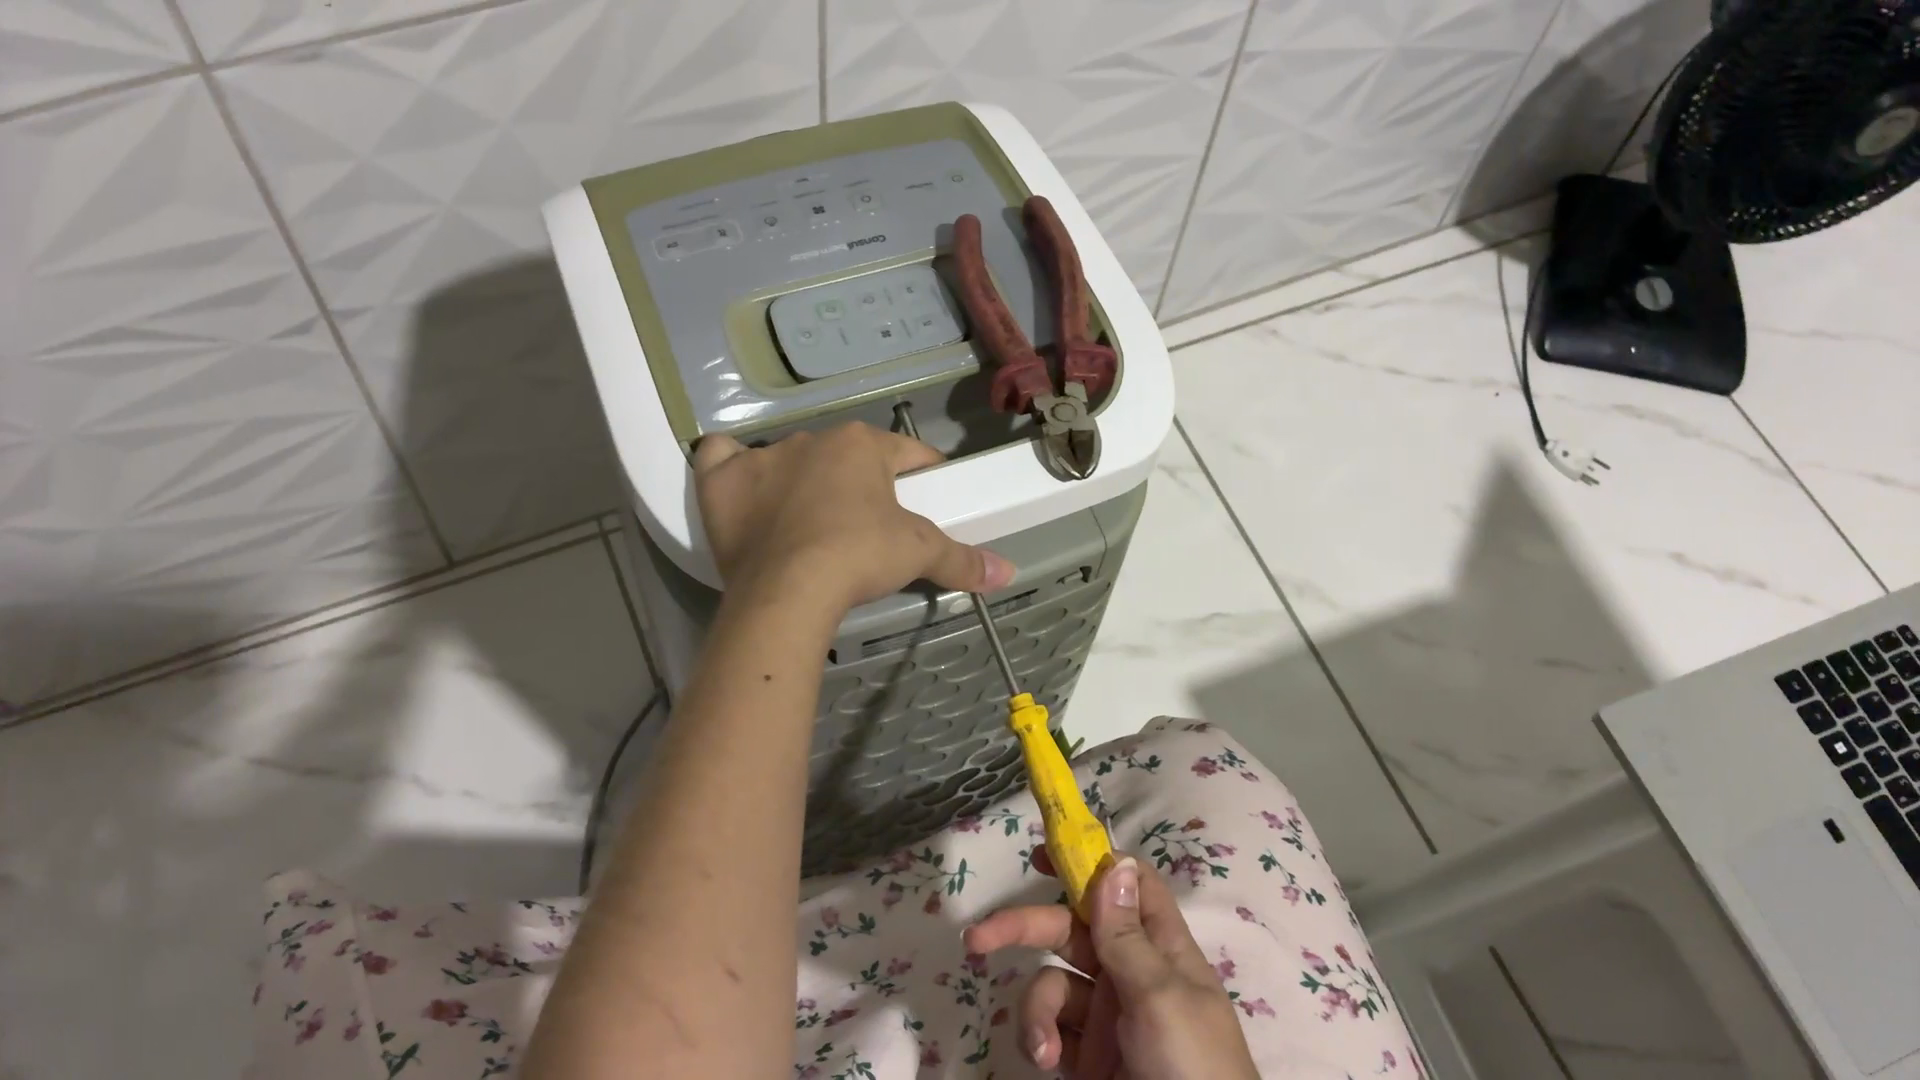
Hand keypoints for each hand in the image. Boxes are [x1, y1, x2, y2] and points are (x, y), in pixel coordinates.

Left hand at [692, 423, 1014, 609]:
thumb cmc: (858, 557)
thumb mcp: (918, 554)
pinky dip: (732, 470)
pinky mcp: (720, 482)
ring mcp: (761, 458)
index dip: (923, 474)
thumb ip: (962, 560)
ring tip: (812, 526)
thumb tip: (1007, 573)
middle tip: (869, 528)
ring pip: (789, 459)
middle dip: (860, 485)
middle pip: (846, 458)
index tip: (929, 497)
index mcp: (860, 444)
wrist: (788, 591)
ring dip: (802, 481)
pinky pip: (722, 459)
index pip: (906, 452)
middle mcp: (811, 439)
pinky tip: (744, 490)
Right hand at [965, 853, 1259, 1079]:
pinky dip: (1039, 1038)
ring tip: (1042, 1048)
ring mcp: (1106, 1016)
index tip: (1044, 849)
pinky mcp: (1085, 1057)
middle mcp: (1131, 973)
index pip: (1127, 886)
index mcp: (1161, 948)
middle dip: (1025, 927)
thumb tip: (1113, 862)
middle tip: (980, 938)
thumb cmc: (1192, 1068)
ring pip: (1051, 982)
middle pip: (1071, 927)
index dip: (1091, 862)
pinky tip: (1046, 1060)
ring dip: (1035, 1008)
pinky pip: (1048, 1027)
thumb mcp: (1162, 999)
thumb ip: (1128, 936)